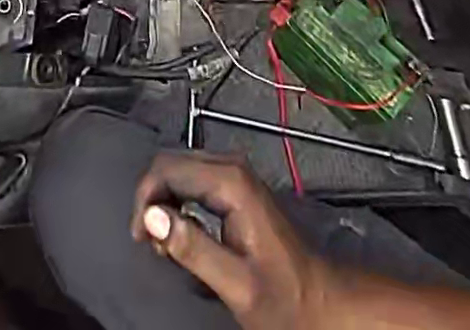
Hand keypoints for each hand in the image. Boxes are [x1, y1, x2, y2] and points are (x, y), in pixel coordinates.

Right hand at [131, 153, 331, 329]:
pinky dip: (177, 201)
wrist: (326, 305)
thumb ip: (192, 248)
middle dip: (152, 199)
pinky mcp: (234, 184)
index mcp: (230, 183)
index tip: (142, 237)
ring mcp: (234, 173)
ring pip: (177, 169)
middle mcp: (231, 167)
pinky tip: (181, 232)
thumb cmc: (286, 301)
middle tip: (152, 242)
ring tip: (165, 242)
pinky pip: (191, 179)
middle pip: (169, 164)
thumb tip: (152, 217)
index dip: (146, 200)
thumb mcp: (236, 286)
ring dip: (163, 201)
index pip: (166, 169)